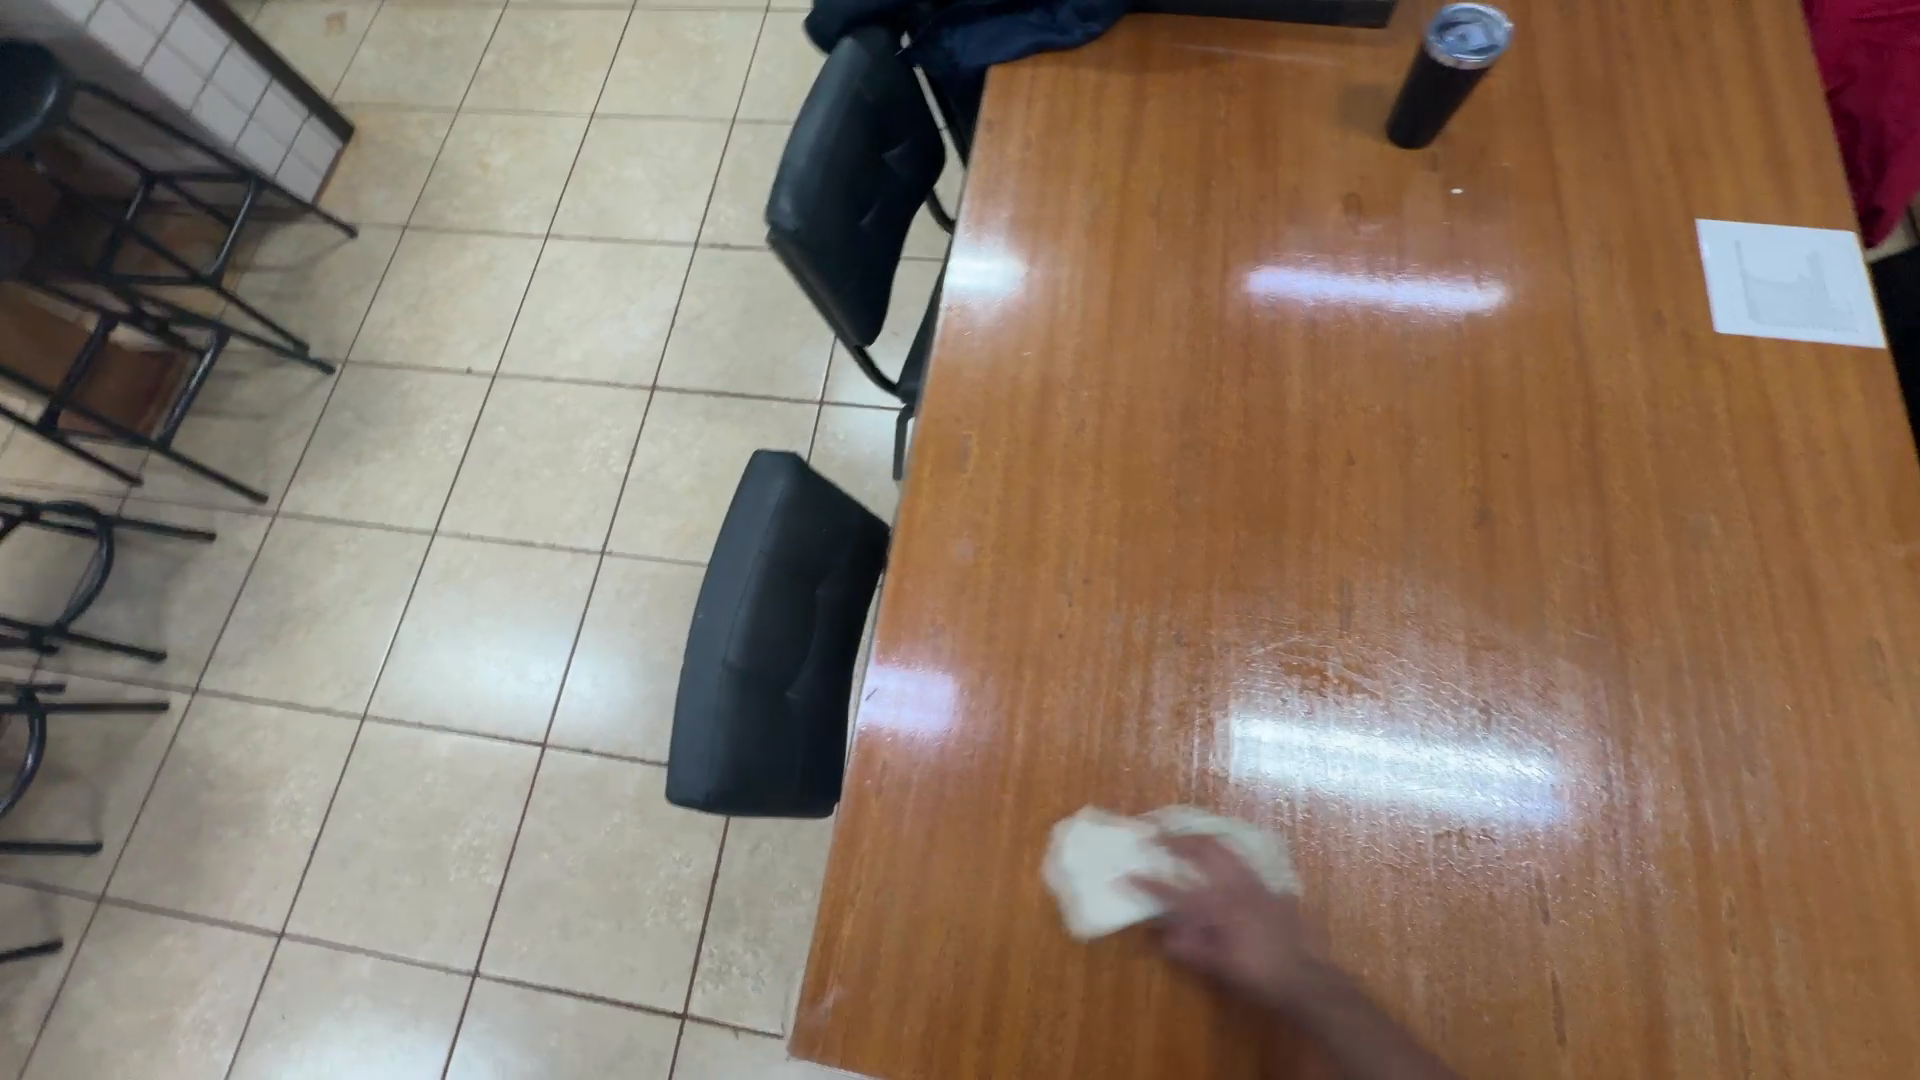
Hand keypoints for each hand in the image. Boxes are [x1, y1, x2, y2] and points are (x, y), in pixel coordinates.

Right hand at [1128, 833, 1324, 1009]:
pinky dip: (1223, 849)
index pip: (1176, 892)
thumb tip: (1163, 934)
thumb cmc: (1260, 976)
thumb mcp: (1221, 968)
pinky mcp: (1268, 885)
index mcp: (1219, 908)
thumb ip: (1191, 948)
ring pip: (1224, 847)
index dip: (1150, 884)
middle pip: (1203, 851)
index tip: (1127, 876)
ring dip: (1199, 838)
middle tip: (1156, 834)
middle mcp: (1235, 887)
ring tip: (1184, 835)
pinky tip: (1218, 854)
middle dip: (1177, 840)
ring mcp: (1254, 882)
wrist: (1306, 979)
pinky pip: (1241, 857)